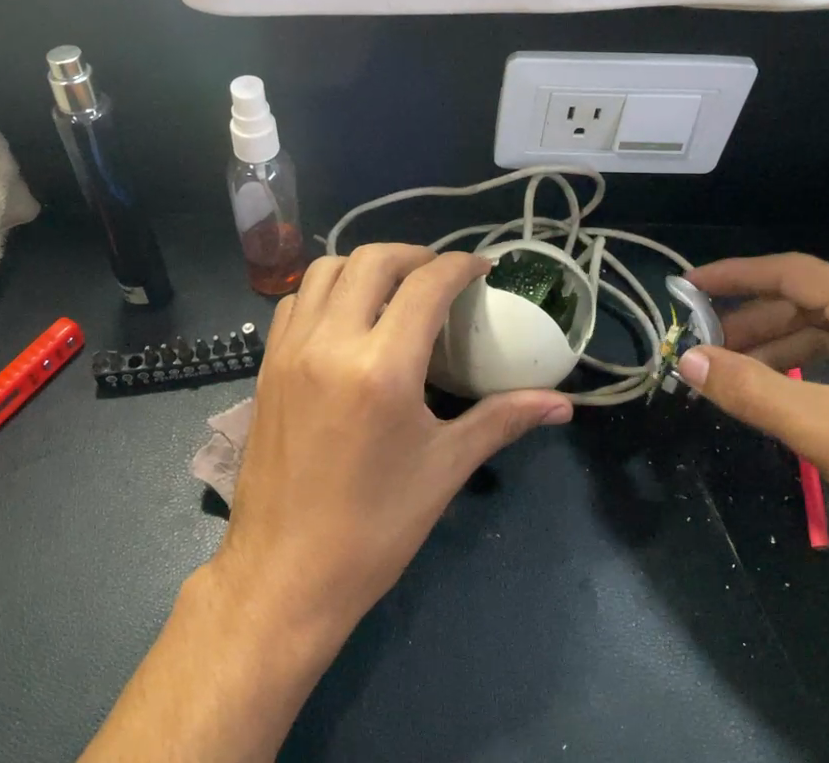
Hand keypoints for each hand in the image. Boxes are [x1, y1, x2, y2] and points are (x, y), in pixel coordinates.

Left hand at [213, 244, 573, 635]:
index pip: (426, 285)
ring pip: (324, 270)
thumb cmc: (375, 528)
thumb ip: (502, 420)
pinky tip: (348, 320)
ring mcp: (290, 351)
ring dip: (366, 266)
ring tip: (395, 290)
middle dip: (415, 255)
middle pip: (373, 260)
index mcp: (382, 368)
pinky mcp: (266, 366)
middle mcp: (330, 343)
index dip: (460, 266)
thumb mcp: (445, 469)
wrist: (285, 573)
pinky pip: (294, 302)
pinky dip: (326, 291)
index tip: (483, 270)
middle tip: (442, 278)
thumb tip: (562, 404)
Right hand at [676, 253, 828, 609]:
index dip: (736, 276)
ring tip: (733, 372)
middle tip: (703, 344)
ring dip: (782, 349)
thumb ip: (748, 389)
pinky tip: (787, 394)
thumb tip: (687, 360)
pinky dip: (816, 371)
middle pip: (815, 302)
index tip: (689, 286)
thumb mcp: (823, 428)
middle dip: (755, 321)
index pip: (796, 273)